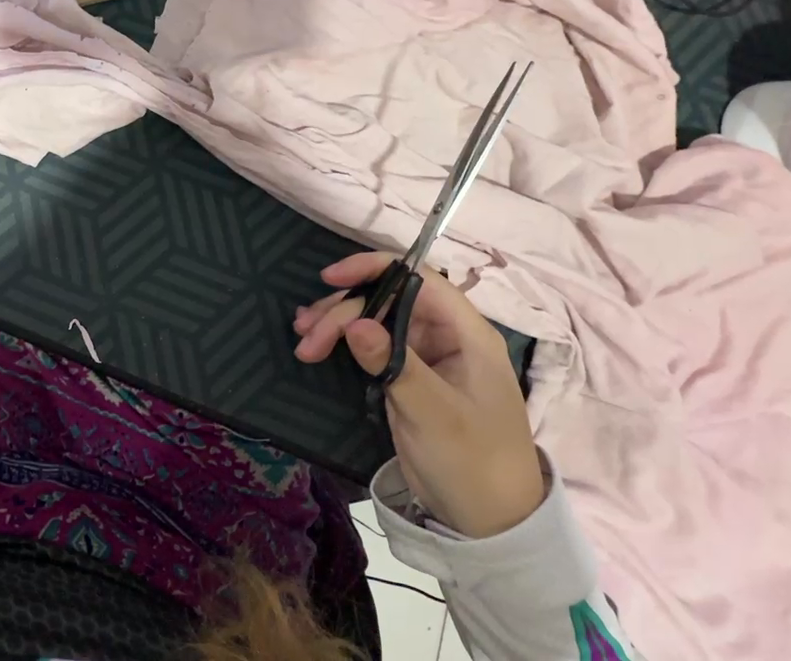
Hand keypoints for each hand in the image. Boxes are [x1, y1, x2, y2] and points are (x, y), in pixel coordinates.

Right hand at [293, 252, 544, 538]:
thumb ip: (394, 365)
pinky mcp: (404, 376)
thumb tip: (355, 324)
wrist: (487, 519)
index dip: (374, 270)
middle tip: (306, 338)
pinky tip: (316, 345)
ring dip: (335, 325)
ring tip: (303, 342)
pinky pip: (369, 344)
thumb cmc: (472, 462)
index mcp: (467, 335)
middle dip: (343, 311)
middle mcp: (445, 337)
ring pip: (373, 319)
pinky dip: (341, 341)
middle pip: (386, 299)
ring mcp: (423, 356)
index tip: (331, 280)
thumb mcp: (434, 414)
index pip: (420, 280)